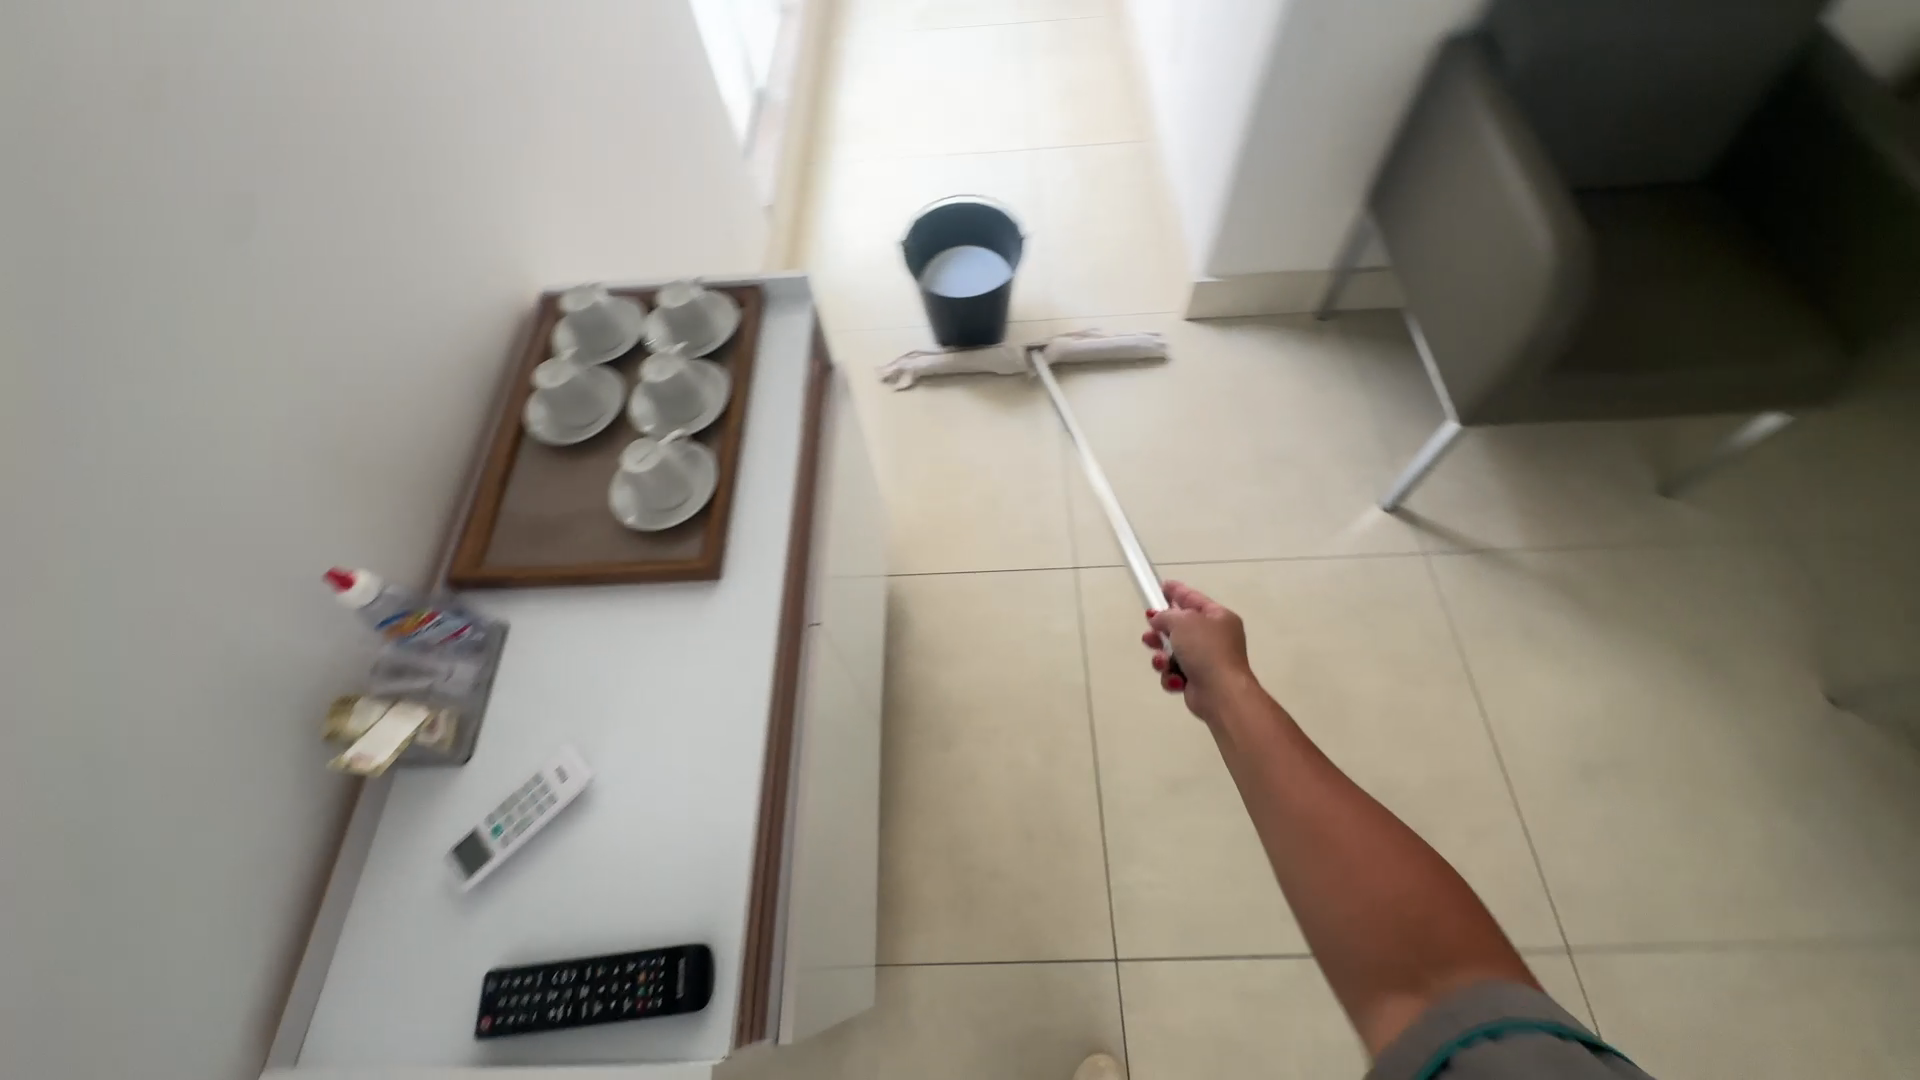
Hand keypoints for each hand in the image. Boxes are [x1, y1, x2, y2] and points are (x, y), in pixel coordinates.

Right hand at [1140, 580, 1256, 722]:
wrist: (1220, 692)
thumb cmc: (1205, 650)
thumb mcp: (1182, 622)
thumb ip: (1165, 615)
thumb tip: (1157, 618)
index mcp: (1218, 617)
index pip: (1193, 598)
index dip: (1176, 591)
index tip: (1159, 586)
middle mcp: (1214, 637)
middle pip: (1179, 628)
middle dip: (1161, 633)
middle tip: (1149, 635)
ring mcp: (1206, 659)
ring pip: (1173, 652)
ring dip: (1163, 658)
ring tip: (1162, 662)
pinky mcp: (1197, 680)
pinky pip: (1175, 672)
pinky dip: (1171, 675)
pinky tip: (1175, 679)